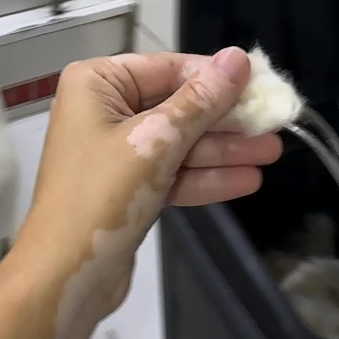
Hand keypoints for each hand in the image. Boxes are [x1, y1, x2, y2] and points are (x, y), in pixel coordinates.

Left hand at [8, 48, 281, 315]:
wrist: (64, 279)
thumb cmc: (100, 198)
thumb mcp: (156, 142)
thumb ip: (201, 102)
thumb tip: (238, 59)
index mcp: (96, 83)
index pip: (166, 68)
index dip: (215, 76)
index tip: (259, 80)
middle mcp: (103, 109)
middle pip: (175, 105)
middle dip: (224, 118)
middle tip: (274, 121)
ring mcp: (115, 150)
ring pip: (178, 141)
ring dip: (223, 149)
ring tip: (272, 151)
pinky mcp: (128, 187)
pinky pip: (172, 171)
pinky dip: (205, 176)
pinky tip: (247, 178)